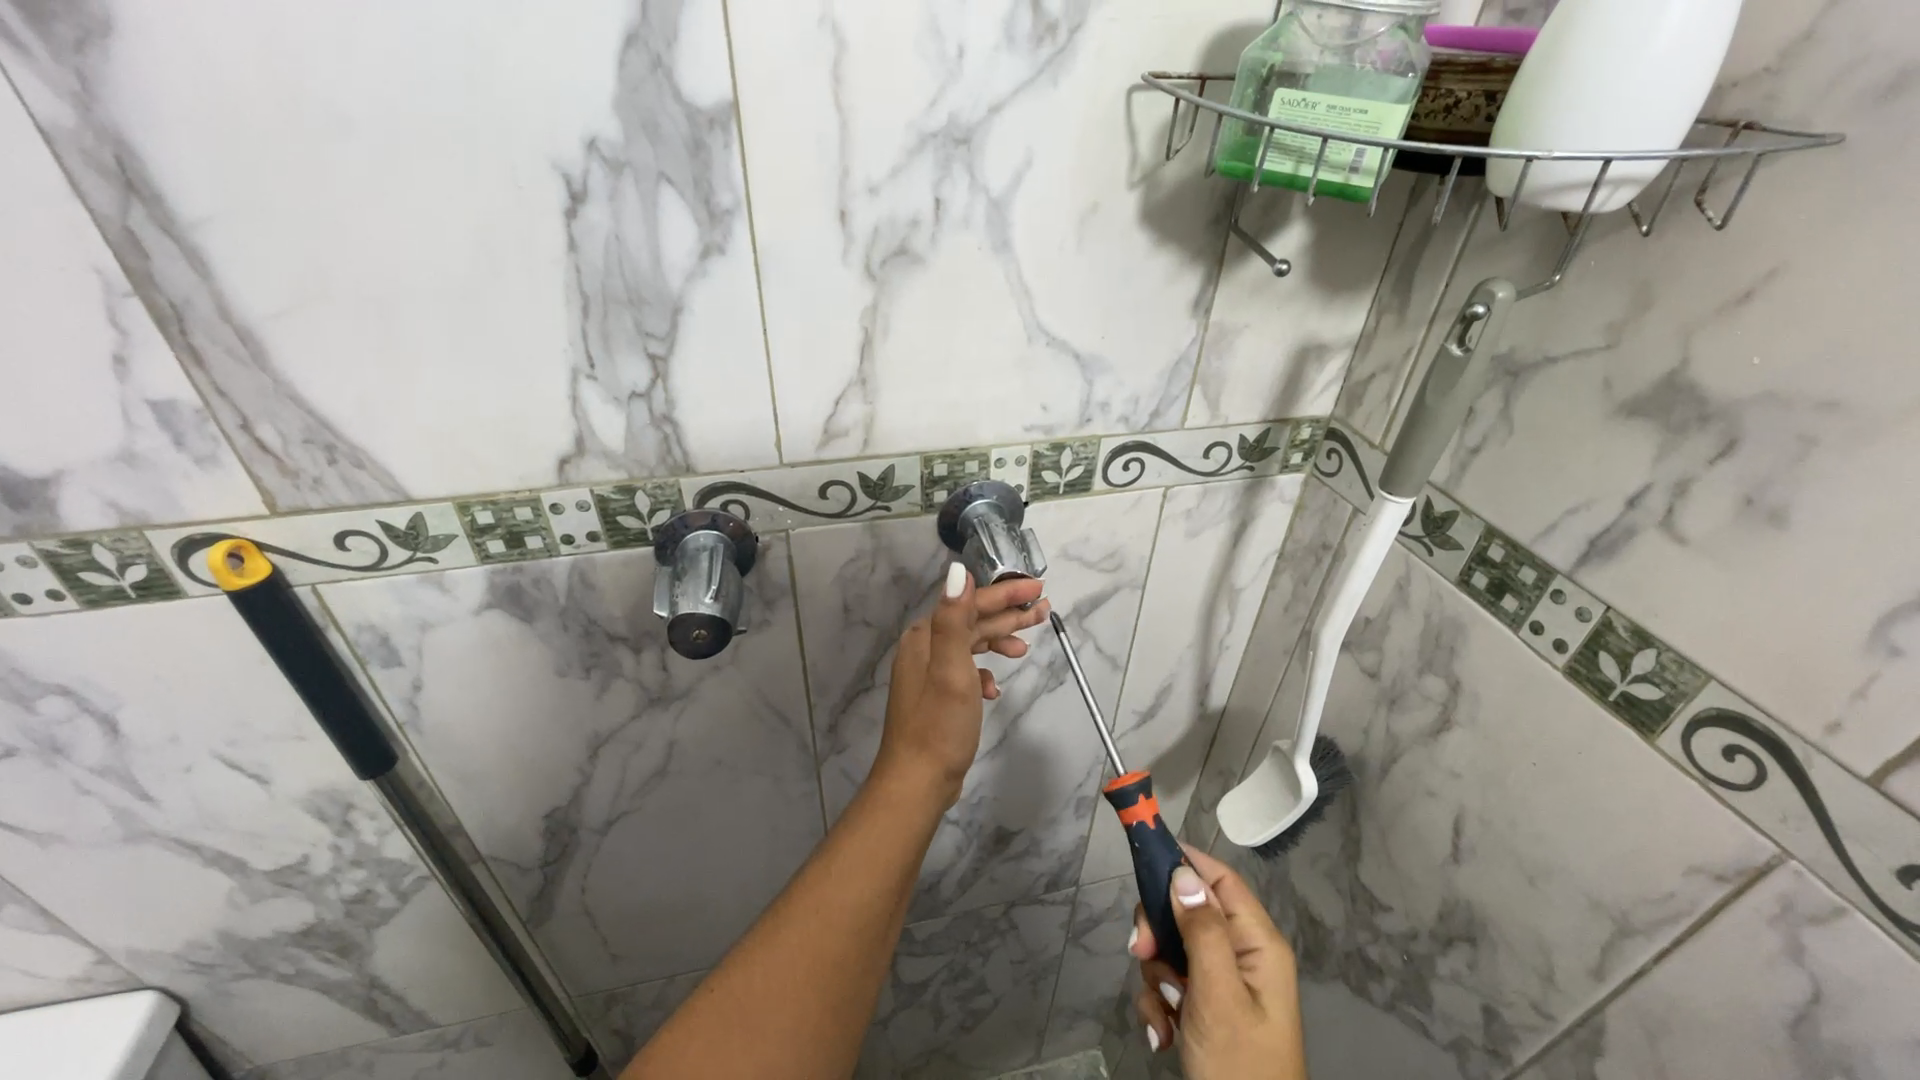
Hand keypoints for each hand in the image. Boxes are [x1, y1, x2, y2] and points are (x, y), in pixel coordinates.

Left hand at [875, 565, 1047, 803]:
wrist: (917, 780)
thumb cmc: (939, 725)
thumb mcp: (952, 669)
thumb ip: (954, 618)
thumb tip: (958, 571)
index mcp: (926, 638)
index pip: (970, 603)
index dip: (1005, 594)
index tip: (1037, 589)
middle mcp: (925, 650)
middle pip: (972, 621)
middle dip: (1008, 614)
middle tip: (1043, 610)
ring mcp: (929, 674)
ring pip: (971, 645)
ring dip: (999, 641)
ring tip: (1026, 648)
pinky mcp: (937, 697)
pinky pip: (966, 672)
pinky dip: (984, 674)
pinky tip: (996, 689)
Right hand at [1130, 848, 1306, 1079]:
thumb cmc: (1239, 1066)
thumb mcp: (1218, 996)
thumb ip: (1202, 931)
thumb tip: (1183, 873)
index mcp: (1258, 946)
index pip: (1221, 881)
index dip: (1185, 861)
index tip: (1143, 852)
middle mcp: (1242, 957)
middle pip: (1187, 912)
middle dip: (1159, 932)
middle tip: (1142, 952)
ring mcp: (1222, 985)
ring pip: (1172, 950)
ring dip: (1156, 976)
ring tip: (1165, 1012)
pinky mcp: (1204, 1010)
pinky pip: (1168, 985)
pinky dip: (1157, 1005)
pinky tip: (1162, 1035)